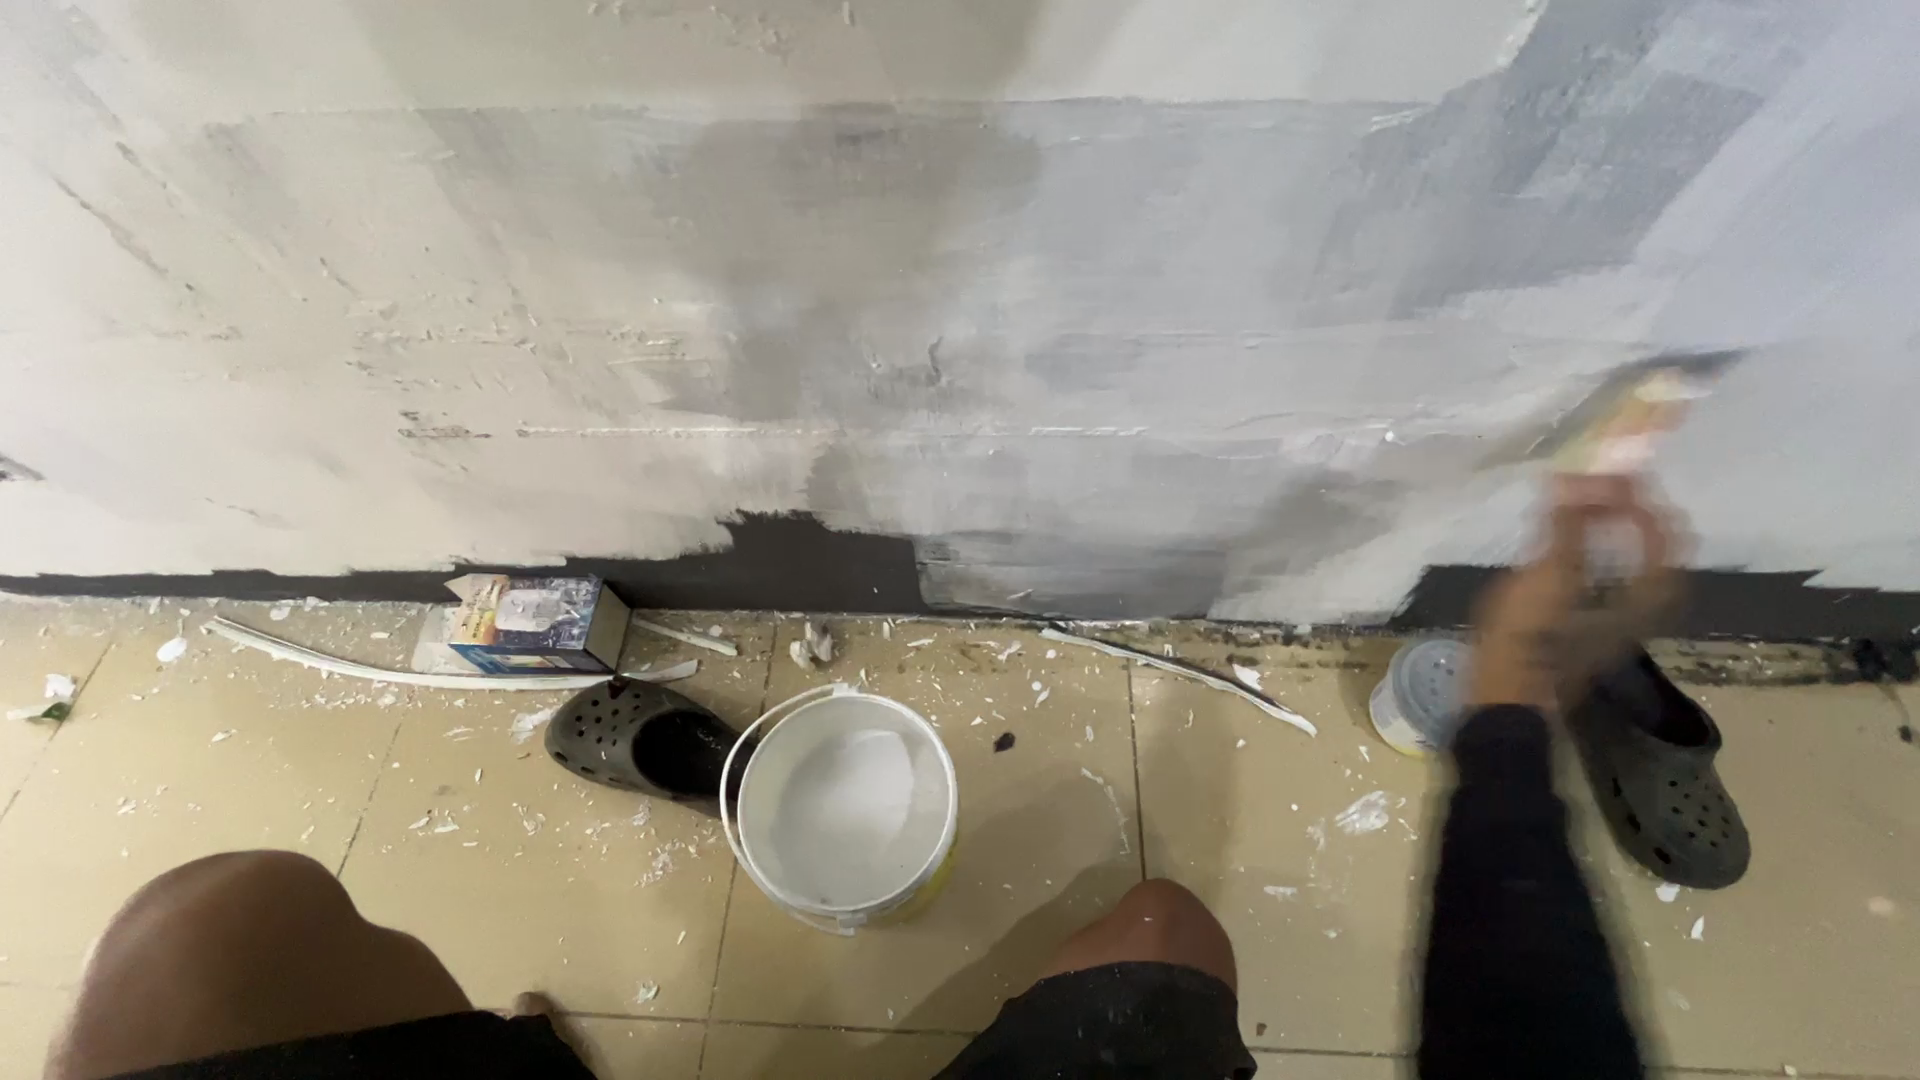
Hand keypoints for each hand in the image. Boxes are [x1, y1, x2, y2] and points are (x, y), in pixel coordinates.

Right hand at [1467, 475, 1683, 710]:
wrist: (1508, 690)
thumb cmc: (1532, 636)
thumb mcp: (1549, 576)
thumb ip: (1567, 527)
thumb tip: (1578, 475)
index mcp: (1649, 592)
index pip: (1662, 530)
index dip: (1639, 496)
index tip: (1607, 470)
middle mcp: (1647, 603)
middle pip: (1654, 544)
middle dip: (1628, 510)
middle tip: (1597, 483)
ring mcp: (1620, 615)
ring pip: (1632, 558)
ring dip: (1610, 528)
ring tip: (1582, 504)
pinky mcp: (1593, 622)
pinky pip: (1610, 571)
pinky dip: (1595, 548)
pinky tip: (1567, 542)